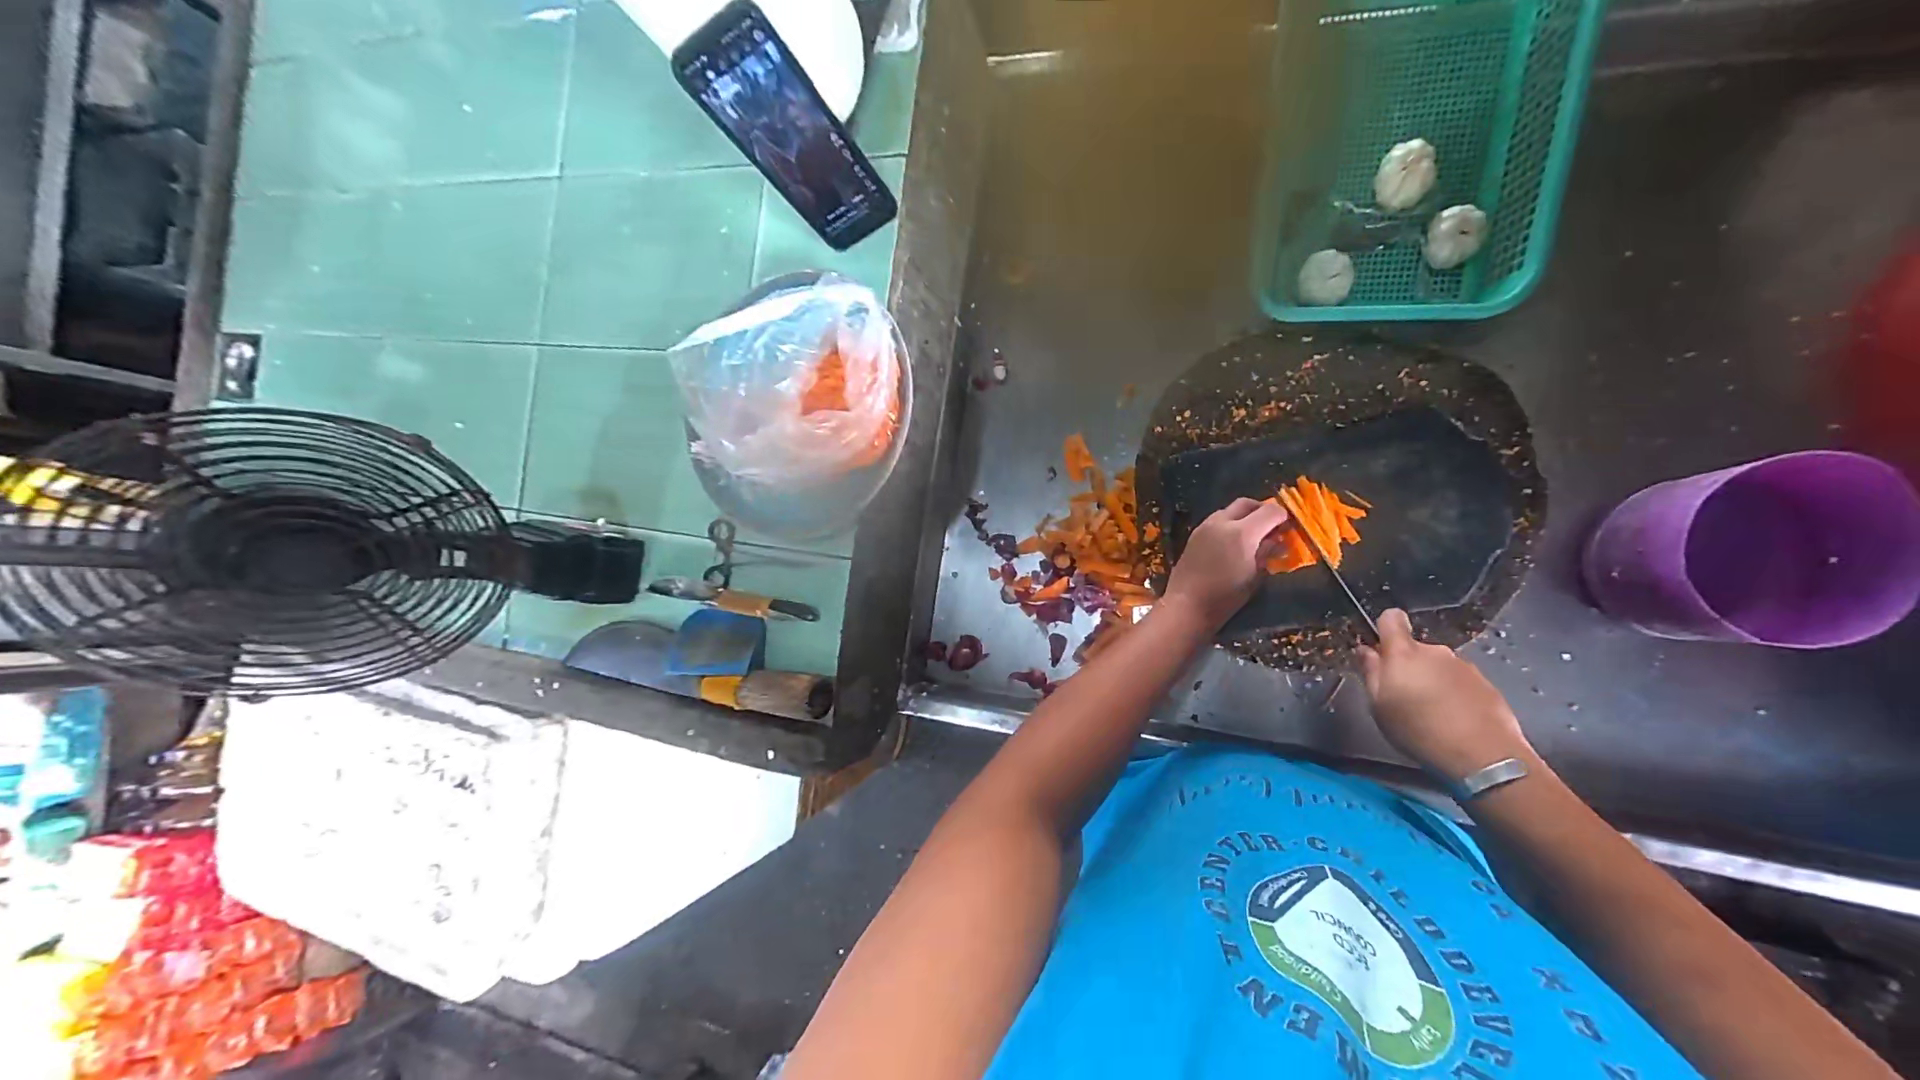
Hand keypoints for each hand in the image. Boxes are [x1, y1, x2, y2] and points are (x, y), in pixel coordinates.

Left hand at [1162, 498, 1289, 628]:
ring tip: (1254, 535)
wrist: (1186, 604)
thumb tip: (1276, 540)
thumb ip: (1266, 553)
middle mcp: (1222, 523)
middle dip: (1262, 510)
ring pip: (1229, 510)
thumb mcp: (1255, 576)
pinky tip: (1234, 542)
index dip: (1283, 517)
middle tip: (1272, 526)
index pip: (1270, 511)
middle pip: (1247, 504)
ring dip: (1244, 517)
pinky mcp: (1194, 534)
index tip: (1288, 527)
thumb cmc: (1225, 597)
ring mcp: (1205, 526)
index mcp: (1242, 533)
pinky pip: (1217, 520)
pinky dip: (1229, 524)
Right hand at [1357, 609, 1535, 780]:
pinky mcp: (1487, 684)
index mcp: (1403, 653)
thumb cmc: (1418, 730)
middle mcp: (1435, 652)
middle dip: (1408, 666)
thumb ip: (1370, 673)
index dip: (1384, 628)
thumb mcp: (1379, 706)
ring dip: (1432, 681)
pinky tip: (1456, 720)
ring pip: (1438, 666)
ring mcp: (1465, 666)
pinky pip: (1460, 681)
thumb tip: (1365, 651)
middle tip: (1405, 697)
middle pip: (1414, 648)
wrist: (1484, 756)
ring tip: (1433, 713)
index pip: (1391, 618)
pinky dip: (1454, 694)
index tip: (1381, 650)